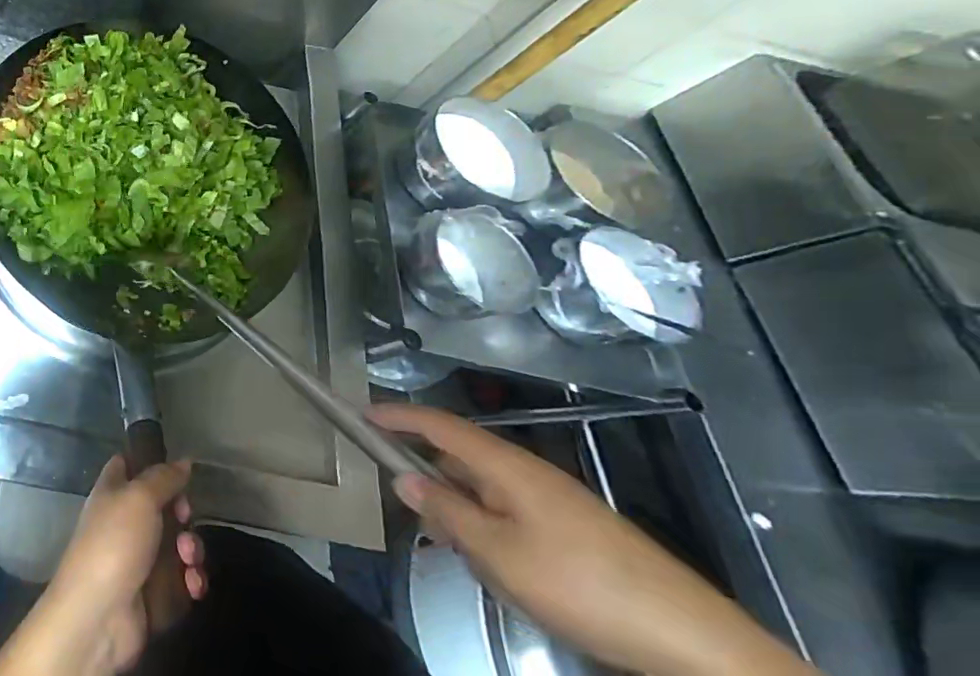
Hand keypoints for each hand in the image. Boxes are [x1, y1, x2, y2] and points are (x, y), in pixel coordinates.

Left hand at [0, 456, 199, 675]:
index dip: (152, 465)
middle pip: (164, 506)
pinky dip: (192, 580)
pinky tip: (192, 585)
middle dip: (183, 512)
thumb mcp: (139, 497)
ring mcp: (141, 559)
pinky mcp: (156, 594)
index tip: (175, 473)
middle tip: (185, 517)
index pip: (129, 465)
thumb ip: (164, 477)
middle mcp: (126, 522)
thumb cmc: (114, 543)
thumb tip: (184, 461)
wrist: (99, 615)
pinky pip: (183, 580)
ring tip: (187, 559)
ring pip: (179, 544)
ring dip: (192, 549)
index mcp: (113, 492)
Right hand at [371, 404, 818, 675]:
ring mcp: (554, 501)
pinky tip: (500, 571)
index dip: (398, 416)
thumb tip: (405, 479)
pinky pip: (510, 515)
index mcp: (507, 466)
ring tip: (464, 556)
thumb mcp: (497, 553)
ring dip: (463, 515)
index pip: (440, 425)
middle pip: (461, 457)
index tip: (362, 414)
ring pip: (485, 492)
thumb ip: (446, 512)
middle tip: (414, 515)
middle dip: (431, 479)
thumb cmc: (580, 585)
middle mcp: (529, 473)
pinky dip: (489, 532)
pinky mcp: (573, 530)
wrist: (691, 640)